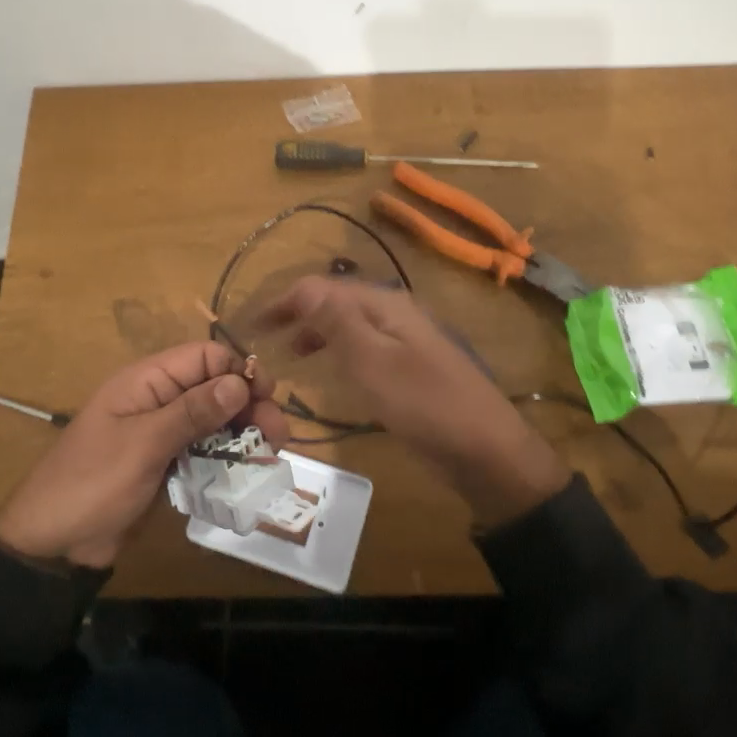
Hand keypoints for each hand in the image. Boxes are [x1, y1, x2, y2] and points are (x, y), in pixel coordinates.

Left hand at [0, 342, 285, 567]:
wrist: (52, 544)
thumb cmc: (92, 484)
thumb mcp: (144, 444)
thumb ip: (192, 412)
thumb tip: (240, 381)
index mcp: (146, 382)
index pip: (204, 357)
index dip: (238, 371)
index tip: (267, 398)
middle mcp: (157, 400)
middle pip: (215, 388)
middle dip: (250, 405)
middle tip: (279, 435)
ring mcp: (162, 434)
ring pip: (215, 421)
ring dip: (244, 433)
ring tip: (272, 454)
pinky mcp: (166, 465)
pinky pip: (205, 451)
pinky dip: (228, 457)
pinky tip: (250, 472)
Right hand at [254, 276, 567, 524]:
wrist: (484, 449)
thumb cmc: (423, 404)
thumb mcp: (372, 361)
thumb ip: (337, 321)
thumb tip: (303, 287)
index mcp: (385, 305)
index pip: (323, 287)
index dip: (285, 300)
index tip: (251, 324)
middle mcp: (396, 314)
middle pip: (338, 300)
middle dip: (299, 312)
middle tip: (265, 337)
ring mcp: (407, 341)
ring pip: (352, 324)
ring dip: (318, 330)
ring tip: (291, 353)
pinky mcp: (413, 369)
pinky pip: (366, 347)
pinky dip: (340, 350)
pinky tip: (333, 370)